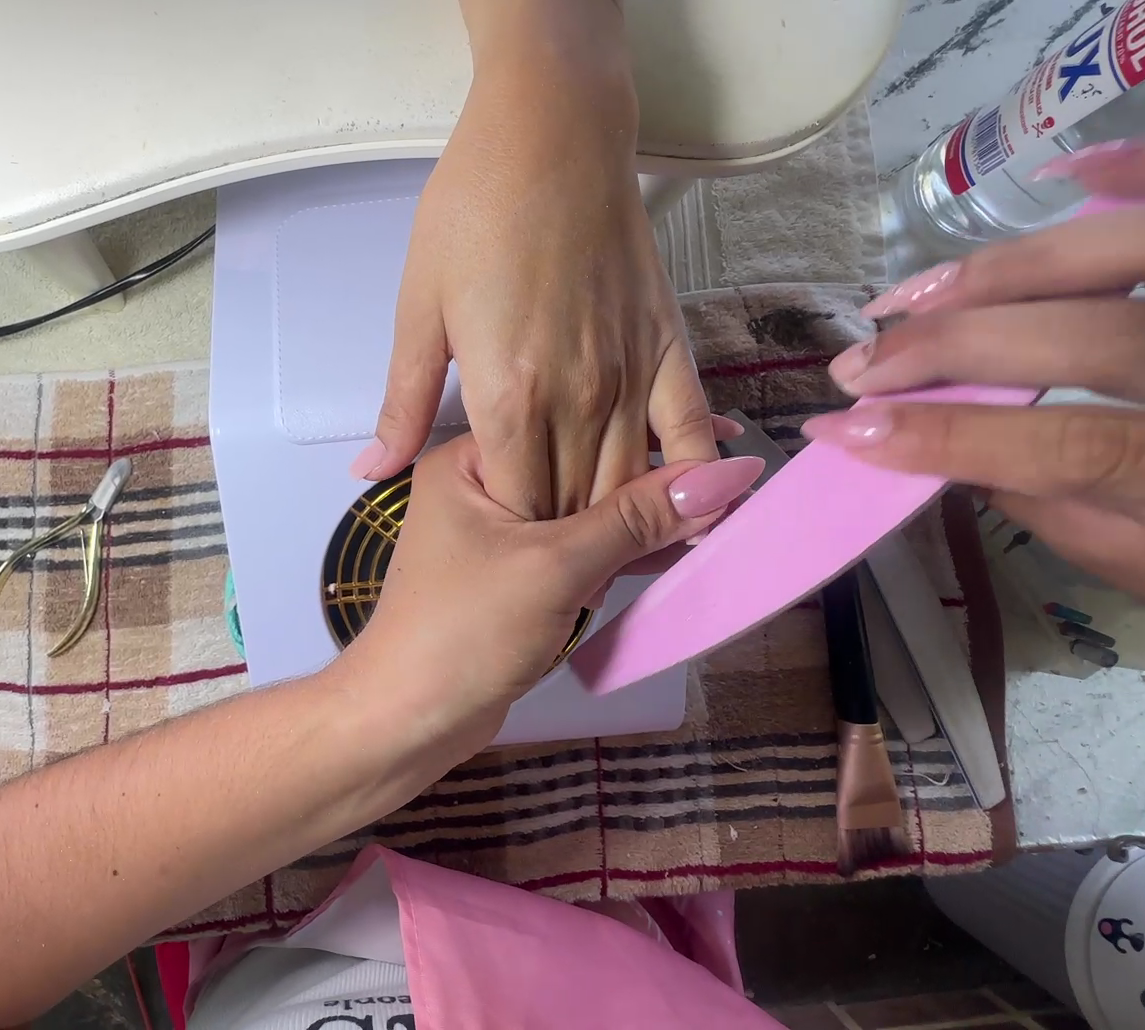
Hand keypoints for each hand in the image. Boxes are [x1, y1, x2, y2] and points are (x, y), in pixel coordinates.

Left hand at [355, 0, 715, 521]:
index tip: (507, 562)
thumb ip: (402, 403)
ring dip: (621, 525)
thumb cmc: (470, 217)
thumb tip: (368, 471)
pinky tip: (699, 509)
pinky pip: (692, 425)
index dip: (516, 543)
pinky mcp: (669, 344)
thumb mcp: (418, 312)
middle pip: (577, 504)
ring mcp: (631, 374)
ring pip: (633, 479)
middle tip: (553, 567)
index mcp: (509, 398)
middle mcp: (578, 399)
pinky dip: (695, 473)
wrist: (551, 135)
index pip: (521, 508)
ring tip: (610, 556)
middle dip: (563, 545)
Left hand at [357, 421, 760, 728]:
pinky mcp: (512, 574)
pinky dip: (620, 553)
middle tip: (735, 483)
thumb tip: (726, 474)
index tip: (720, 442)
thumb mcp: (555, 566)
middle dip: (651, 480)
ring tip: (723, 513)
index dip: (644, 435)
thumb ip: (635, 518)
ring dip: (643, 520)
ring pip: (583, 512)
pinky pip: (575, 549)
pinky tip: (677, 548)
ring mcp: (496, 532)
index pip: (569, 425)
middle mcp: (481, 484)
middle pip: (581, 467)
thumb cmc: (465, 630)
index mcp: (470, 458)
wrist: (409, 718)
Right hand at [806, 128, 1144, 658]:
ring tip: (917, 294)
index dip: (950, 435)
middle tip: (860, 364)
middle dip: (958, 346)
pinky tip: (1073, 170)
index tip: (843, 427)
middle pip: (1118, 336)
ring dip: (1020, 264)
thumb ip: (1047, 500)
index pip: (1086, 448)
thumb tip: (916, 432)